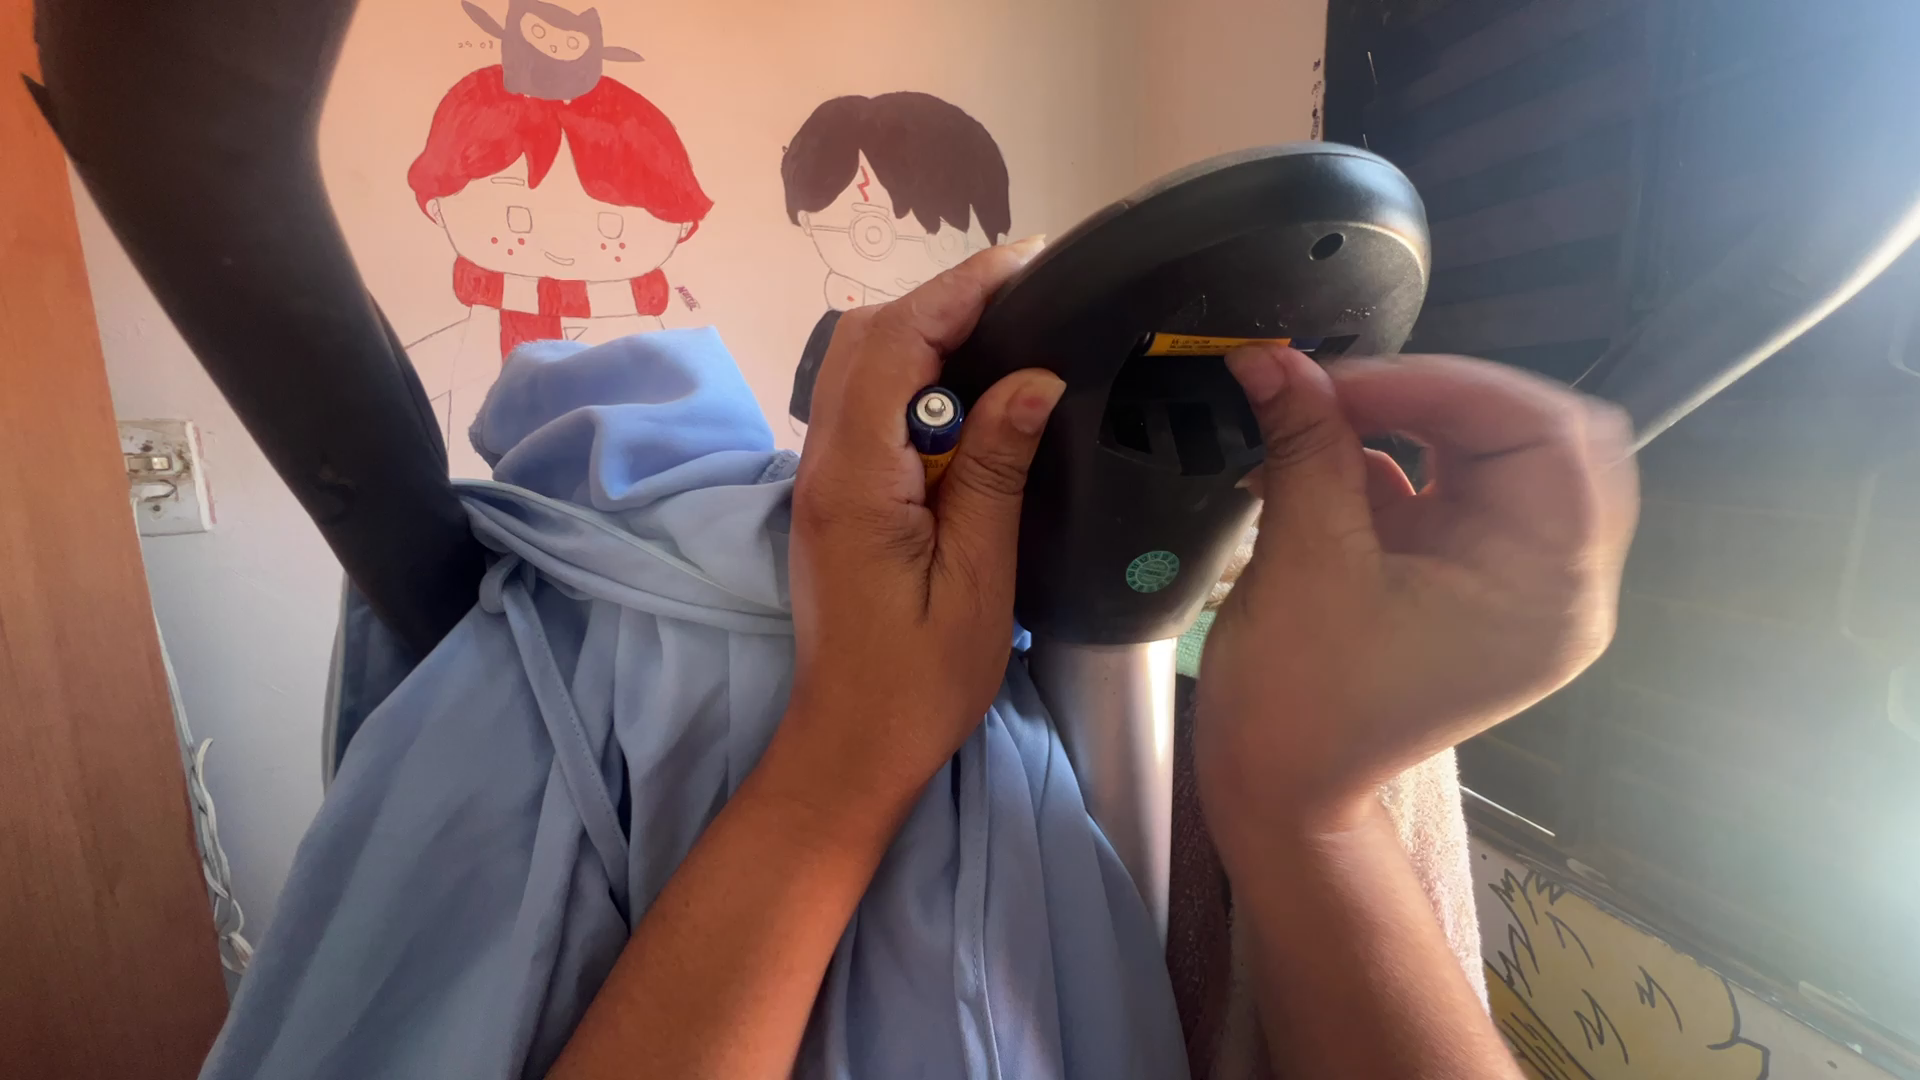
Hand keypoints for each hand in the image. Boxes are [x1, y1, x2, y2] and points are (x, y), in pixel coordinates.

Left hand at [780, 239, 1065, 800]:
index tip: (1027, 264)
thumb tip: (1033, 380)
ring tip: (1004, 333)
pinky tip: (965, 396)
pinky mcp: (835, 496)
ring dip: (926, 337)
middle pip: (864, 340)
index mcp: (856, 480)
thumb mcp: (976, 580)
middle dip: (941, 302)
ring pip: (860, 368)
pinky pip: (867, 408)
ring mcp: (822, 479)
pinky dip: (914, 379)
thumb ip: (995, 473)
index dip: (958, 292)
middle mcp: (824, 465)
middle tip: (1024, 297)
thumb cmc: (920, 680)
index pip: (895, 346)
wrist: (852, 741)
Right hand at [1195, 346, 1638, 846]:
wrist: (1276, 784)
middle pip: (1533, 439)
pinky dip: (1383, 464)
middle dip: (1432, 398)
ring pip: (1487, 459)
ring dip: (1405, 425)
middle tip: (1336, 389)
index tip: (1335, 378)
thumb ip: (1303, 446)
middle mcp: (1550, 581)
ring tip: (1321, 418)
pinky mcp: (1455, 583)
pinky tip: (1317, 463)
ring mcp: (1504, 583)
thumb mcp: (1303, 562)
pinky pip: (1441, 495)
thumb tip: (1269, 359)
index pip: (1546, 435)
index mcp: (1546, 588)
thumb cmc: (1295, 697)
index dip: (1441, 385)